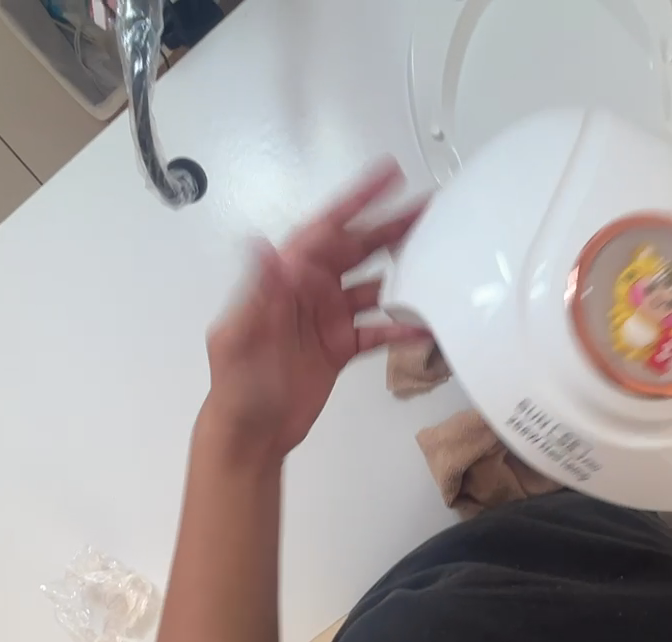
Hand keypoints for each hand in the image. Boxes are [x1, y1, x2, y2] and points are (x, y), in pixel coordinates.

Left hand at [200, 161, 431, 465]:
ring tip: (433, 264)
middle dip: (390, 229)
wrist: (251, 431)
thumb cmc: (237, 387)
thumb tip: (266, 248)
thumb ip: (257, 293)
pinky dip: (400, 330)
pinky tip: (423, 329)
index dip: (356, 201)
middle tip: (426, 211)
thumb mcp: (240, 336)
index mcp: (284, 279)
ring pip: (372, 287)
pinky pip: (376, 332)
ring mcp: (327, 319)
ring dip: (402, 276)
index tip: (386, 179)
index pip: (324, 229)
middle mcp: (309, 292)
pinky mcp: (340, 346)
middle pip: (356, 250)